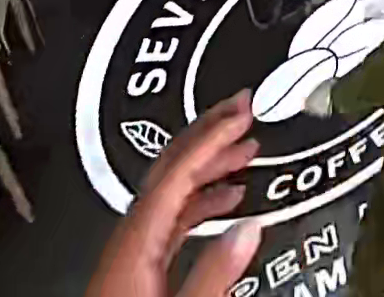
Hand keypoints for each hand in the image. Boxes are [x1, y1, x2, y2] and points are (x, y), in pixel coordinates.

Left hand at [86, 90, 264, 296]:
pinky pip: (176, 212)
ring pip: (174, 186)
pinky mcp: (140, 266)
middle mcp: (131, 237)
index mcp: (136, 243)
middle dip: (209, 131)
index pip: (178, 170)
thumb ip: (214, 276)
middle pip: (171, 165)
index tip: (243, 114)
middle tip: (244, 108)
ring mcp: (134, 250)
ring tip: (247, 150)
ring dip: (211, 162)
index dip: (214, 136)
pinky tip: (229, 199)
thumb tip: (251, 226)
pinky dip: (205, 195)